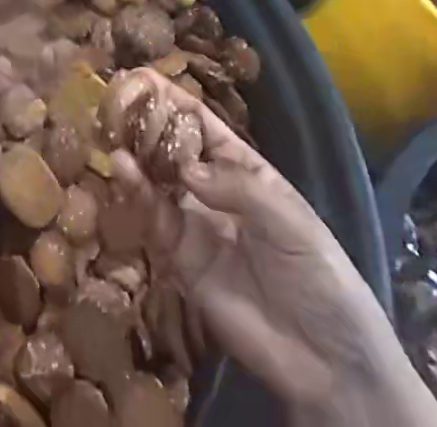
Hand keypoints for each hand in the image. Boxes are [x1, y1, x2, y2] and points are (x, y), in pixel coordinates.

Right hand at [101, 71, 436, 426]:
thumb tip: (184, 170)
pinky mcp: (181, 259)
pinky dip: (138, 196)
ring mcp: (196, 225)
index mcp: (246, 171)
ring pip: (157, 183)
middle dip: (145, 126)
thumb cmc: (317, 273)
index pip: (204, 127)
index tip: (141, 78)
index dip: (175, 102)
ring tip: (112, 136)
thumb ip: (237, 189)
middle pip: (173, 151)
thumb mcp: (289, 220)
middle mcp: (214, 191)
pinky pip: (155, 221)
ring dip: (135, 158)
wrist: (325, 358)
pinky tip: (124, 172)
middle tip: (113, 102)